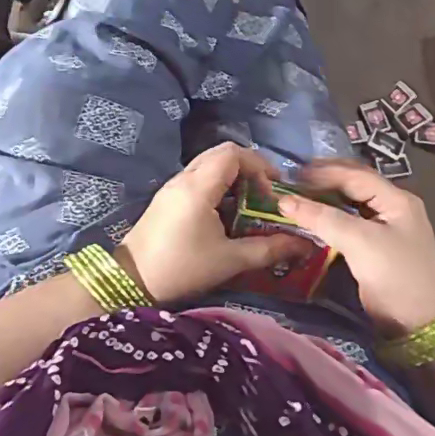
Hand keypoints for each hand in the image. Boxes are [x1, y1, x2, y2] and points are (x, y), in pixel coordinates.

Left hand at [119, 142, 311, 302]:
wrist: (131, 281)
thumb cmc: (182, 269)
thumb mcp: (230, 260)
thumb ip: (268, 249)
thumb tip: (302, 244)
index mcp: (198, 186)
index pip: (233, 153)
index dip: (259, 165)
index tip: (274, 189)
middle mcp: (183, 179)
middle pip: (221, 155)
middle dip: (248, 169)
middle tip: (265, 195)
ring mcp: (170, 188)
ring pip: (207, 167)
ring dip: (232, 179)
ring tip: (249, 206)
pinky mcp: (165, 200)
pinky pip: (196, 180)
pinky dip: (216, 188)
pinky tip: (225, 216)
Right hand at [275, 162, 434, 336]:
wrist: (421, 324)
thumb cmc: (395, 277)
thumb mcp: (360, 243)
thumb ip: (323, 218)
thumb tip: (284, 201)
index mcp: (396, 199)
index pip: (354, 175)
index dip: (322, 172)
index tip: (290, 175)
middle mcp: (393, 207)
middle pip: (354, 185)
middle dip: (324, 180)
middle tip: (292, 181)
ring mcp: (387, 228)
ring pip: (351, 203)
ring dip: (326, 198)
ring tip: (298, 196)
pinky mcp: (378, 247)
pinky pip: (350, 222)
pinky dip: (331, 216)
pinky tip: (314, 219)